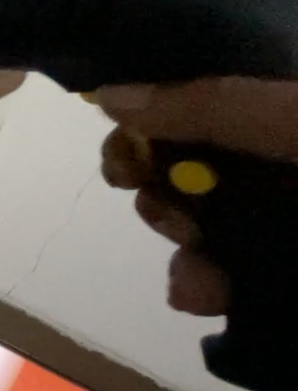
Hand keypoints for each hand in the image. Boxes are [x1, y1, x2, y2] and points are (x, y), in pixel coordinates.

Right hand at [98, 78, 297, 315]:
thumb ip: (219, 106)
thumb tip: (110, 96)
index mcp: (287, 111)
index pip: (205, 91)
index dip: (153, 114)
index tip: (128, 147)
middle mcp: (284, 154)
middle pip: (193, 150)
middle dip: (160, 187)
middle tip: (163, 213)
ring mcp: (290, 211)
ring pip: (206, 207)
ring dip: (175, 237)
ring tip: (195, 277)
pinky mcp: (289, 262)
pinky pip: (230, 262)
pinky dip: (202, 279)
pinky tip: (202, 299)